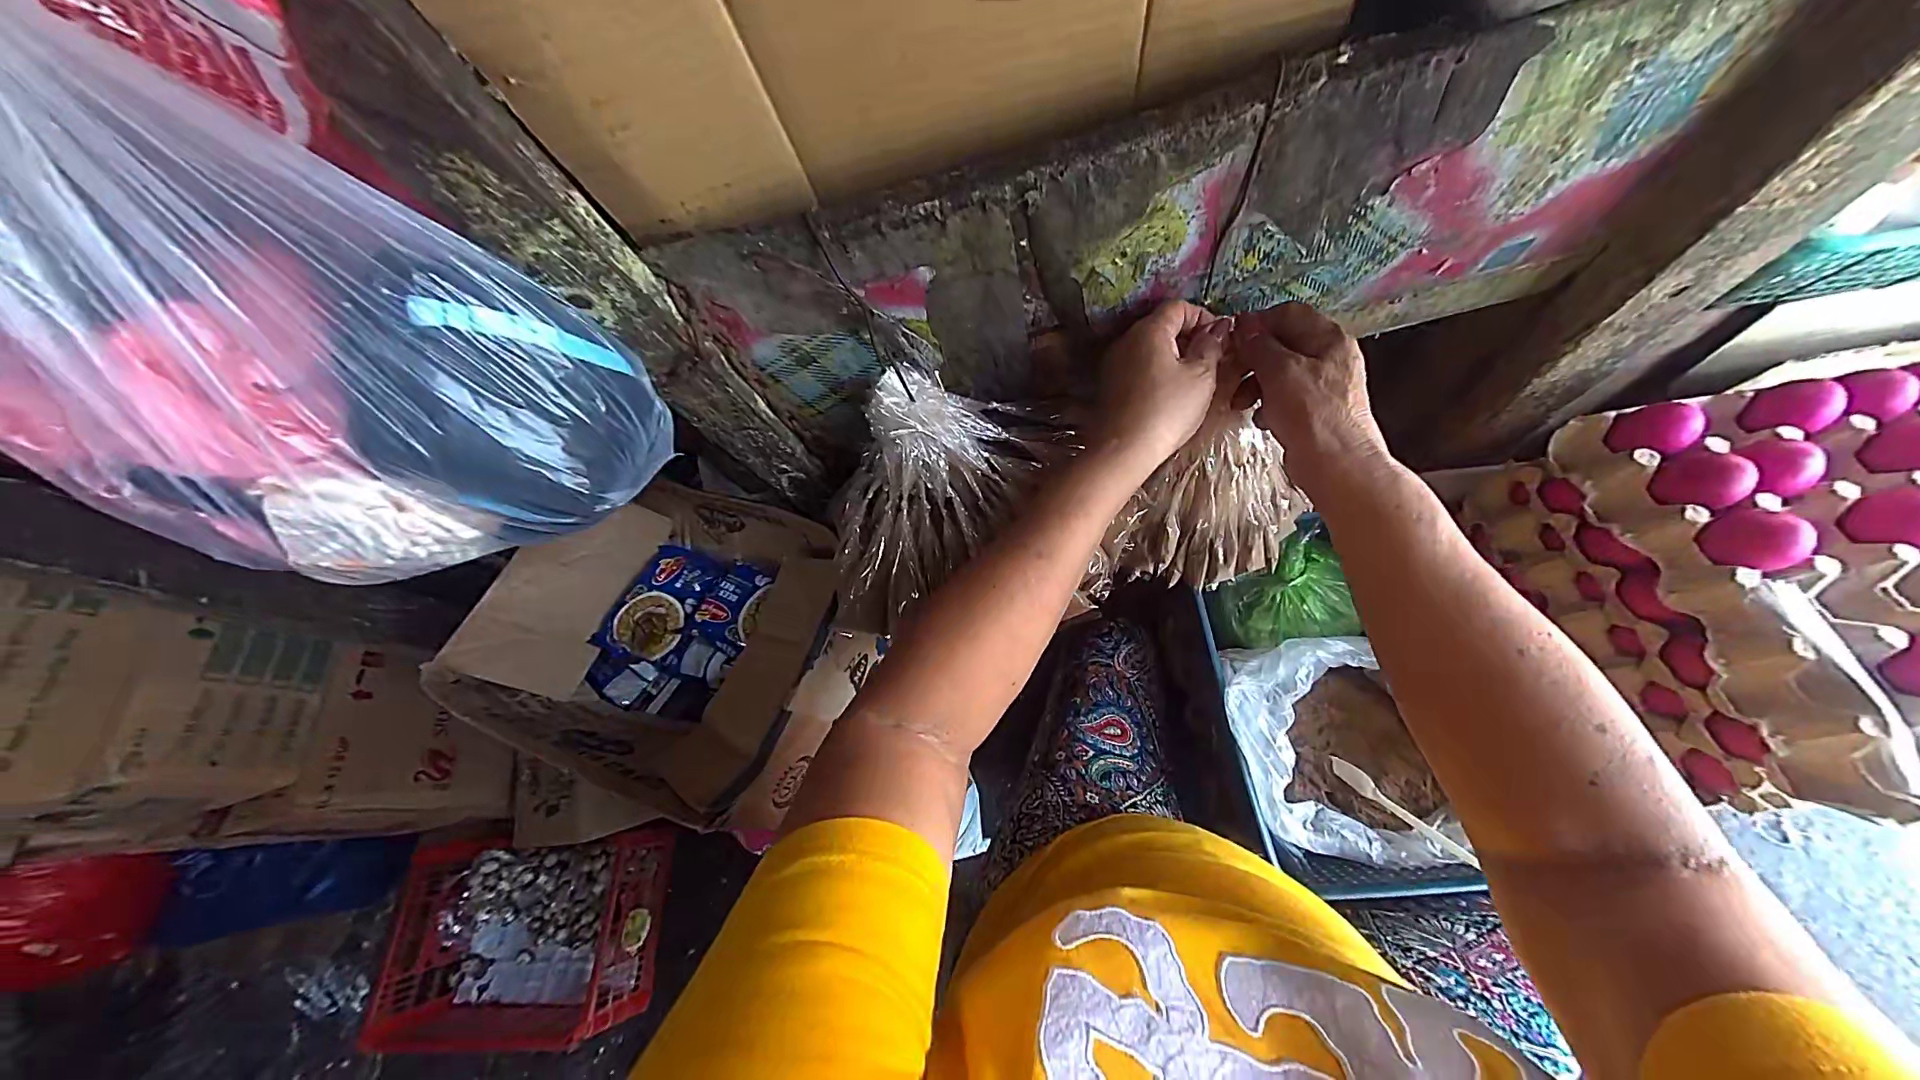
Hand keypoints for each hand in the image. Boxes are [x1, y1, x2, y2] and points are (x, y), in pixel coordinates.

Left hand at [1091, 300, 1230, 474]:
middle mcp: (1125, 340)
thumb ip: (1211, 345)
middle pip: (1161, 325)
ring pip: (1149, 348)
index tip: (1219, 338)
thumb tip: (1217, 328)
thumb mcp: (1201, 376)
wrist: (1123, 449)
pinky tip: (1169, 393)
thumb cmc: (1166, 410)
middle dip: (1189, 337)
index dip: (1203, 317)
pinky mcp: (1109, 385)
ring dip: (1173, 355)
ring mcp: (1113, 363)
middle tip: (1210, 359)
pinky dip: (1156, 371)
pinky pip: (1137, 367)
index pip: (1178, 307)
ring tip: (1193, 379)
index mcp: (1148, 330)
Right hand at [1230, 302, 1388, 489]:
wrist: (1336, 465)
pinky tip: (1259, 418)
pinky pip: (1285, 397)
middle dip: (1253, 358)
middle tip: (1231, 372)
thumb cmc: (1311, 414)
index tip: (1232, 339)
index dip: (1258, 323)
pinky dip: (1268, 403)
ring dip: (1256, 383)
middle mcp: (1331, 358)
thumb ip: (1260, 346)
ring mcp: (1324, 386)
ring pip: (1281, 372)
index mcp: (1329, 339)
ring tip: (1240, 402)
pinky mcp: (1315, 411)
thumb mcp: (1280, 372)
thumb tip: (1244, 326)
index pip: (1289, 314)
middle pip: (1283, 344)